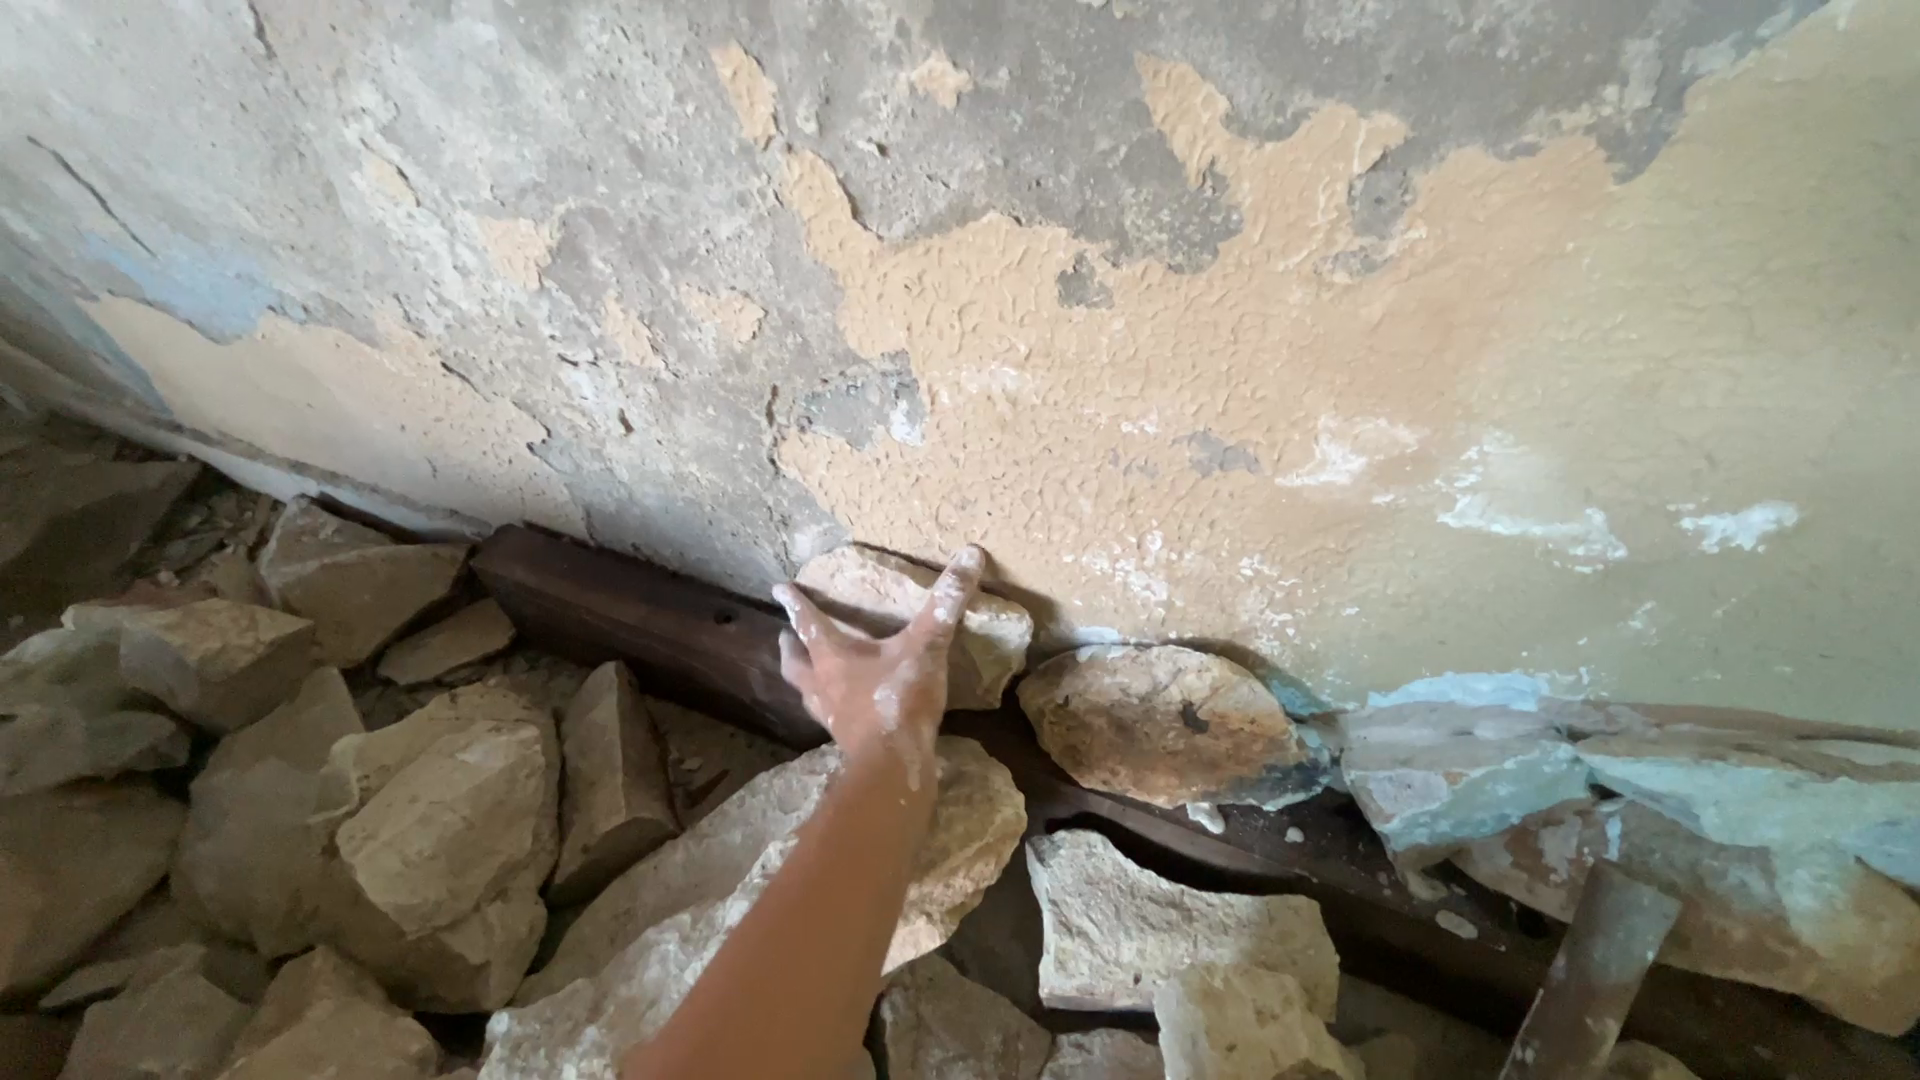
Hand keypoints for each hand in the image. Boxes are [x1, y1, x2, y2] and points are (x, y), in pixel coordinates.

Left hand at [772, 546, 985, 787]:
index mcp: (834, 656)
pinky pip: (829, 718)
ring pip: (807, 693)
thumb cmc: (900, 698)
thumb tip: (970, 553)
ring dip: (805, 680)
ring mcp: (832, 715)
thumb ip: (945, 603)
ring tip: (807, 674)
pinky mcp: (846, 739)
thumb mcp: (927, 644)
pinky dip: (830, 708)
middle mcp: (824, 684)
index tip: (778, 588)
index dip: (796, 603)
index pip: (809, 622)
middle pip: (796, 663)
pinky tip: (843, 711)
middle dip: (791, 648)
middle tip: (785, 637)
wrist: (894, 763)